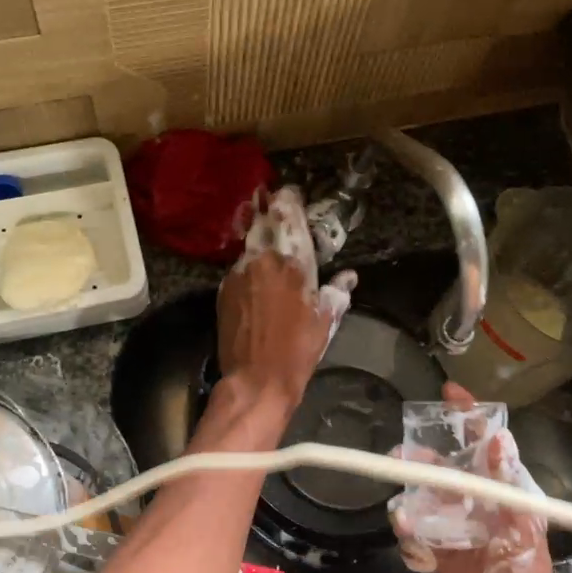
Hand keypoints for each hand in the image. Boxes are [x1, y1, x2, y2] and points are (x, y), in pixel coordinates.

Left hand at [217, 188, 356, 413]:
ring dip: (260, 248)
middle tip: (277, 212)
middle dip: (272, 218)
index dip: (289, 200)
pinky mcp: (223, 291)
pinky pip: (239, 271)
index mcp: (292, 261)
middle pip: (265, 227)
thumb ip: (336, 293)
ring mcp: (237, 274)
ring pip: (250, 250)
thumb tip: (348, 277)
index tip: (290, 192)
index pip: (289, 215)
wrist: (256, 380)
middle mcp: (262, 260)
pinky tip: (256, 283)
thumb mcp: (325, 322)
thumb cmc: (297, 351)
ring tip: (269, 253)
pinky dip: (249, 272)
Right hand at [390, 383, 554, 572]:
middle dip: (421, 460)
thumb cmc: (522, 570)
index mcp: (498, 488)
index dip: (467, 415)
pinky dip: (412, 541)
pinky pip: (414, 535)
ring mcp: (453, 525)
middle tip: (399, 456)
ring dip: (410, 504)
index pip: (482, 442)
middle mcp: (473, 501)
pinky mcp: (437, 549)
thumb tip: (499, 437)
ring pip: (421, 499)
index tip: (447, 391)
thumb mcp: (519, 522)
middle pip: (441, 467)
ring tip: (406, 518)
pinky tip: (422, 556)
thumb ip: (505, 481)